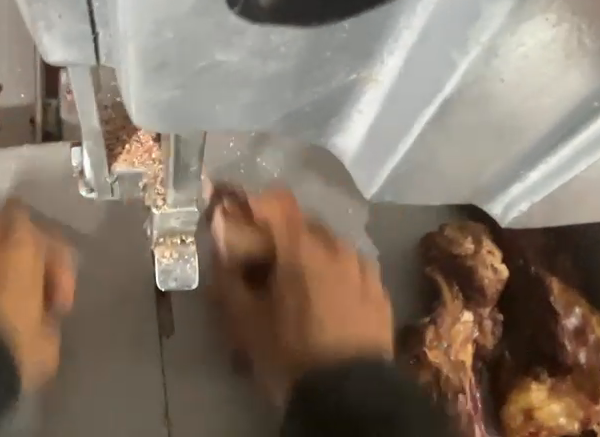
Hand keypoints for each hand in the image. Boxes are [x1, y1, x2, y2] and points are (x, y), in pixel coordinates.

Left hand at [0, 200, 77, 389]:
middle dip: (13, 229)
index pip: (47, 234)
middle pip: (3, 213)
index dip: (57, 262)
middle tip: (18, 254)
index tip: (56, 300)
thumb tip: (43, 318)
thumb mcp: (45, 346)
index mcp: (24, 253)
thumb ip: (47, 321)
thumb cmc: (6, 353)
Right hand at [209, 186, 394, 404]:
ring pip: (328, 244)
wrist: (353, 398)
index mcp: (302, 246)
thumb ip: (227, 272)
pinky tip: (326, 301)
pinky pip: (350, 267)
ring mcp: (363, 265)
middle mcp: (336, 244)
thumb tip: (219, 232)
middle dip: (280, 236)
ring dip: (309, 254)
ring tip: (297, 286)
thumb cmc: (292, 353)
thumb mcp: (246, 320)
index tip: (239, 220)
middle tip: (264, 264)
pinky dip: (333, 273)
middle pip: (301, 223)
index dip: (255, 204)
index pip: (276, 200)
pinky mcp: (380, 289)